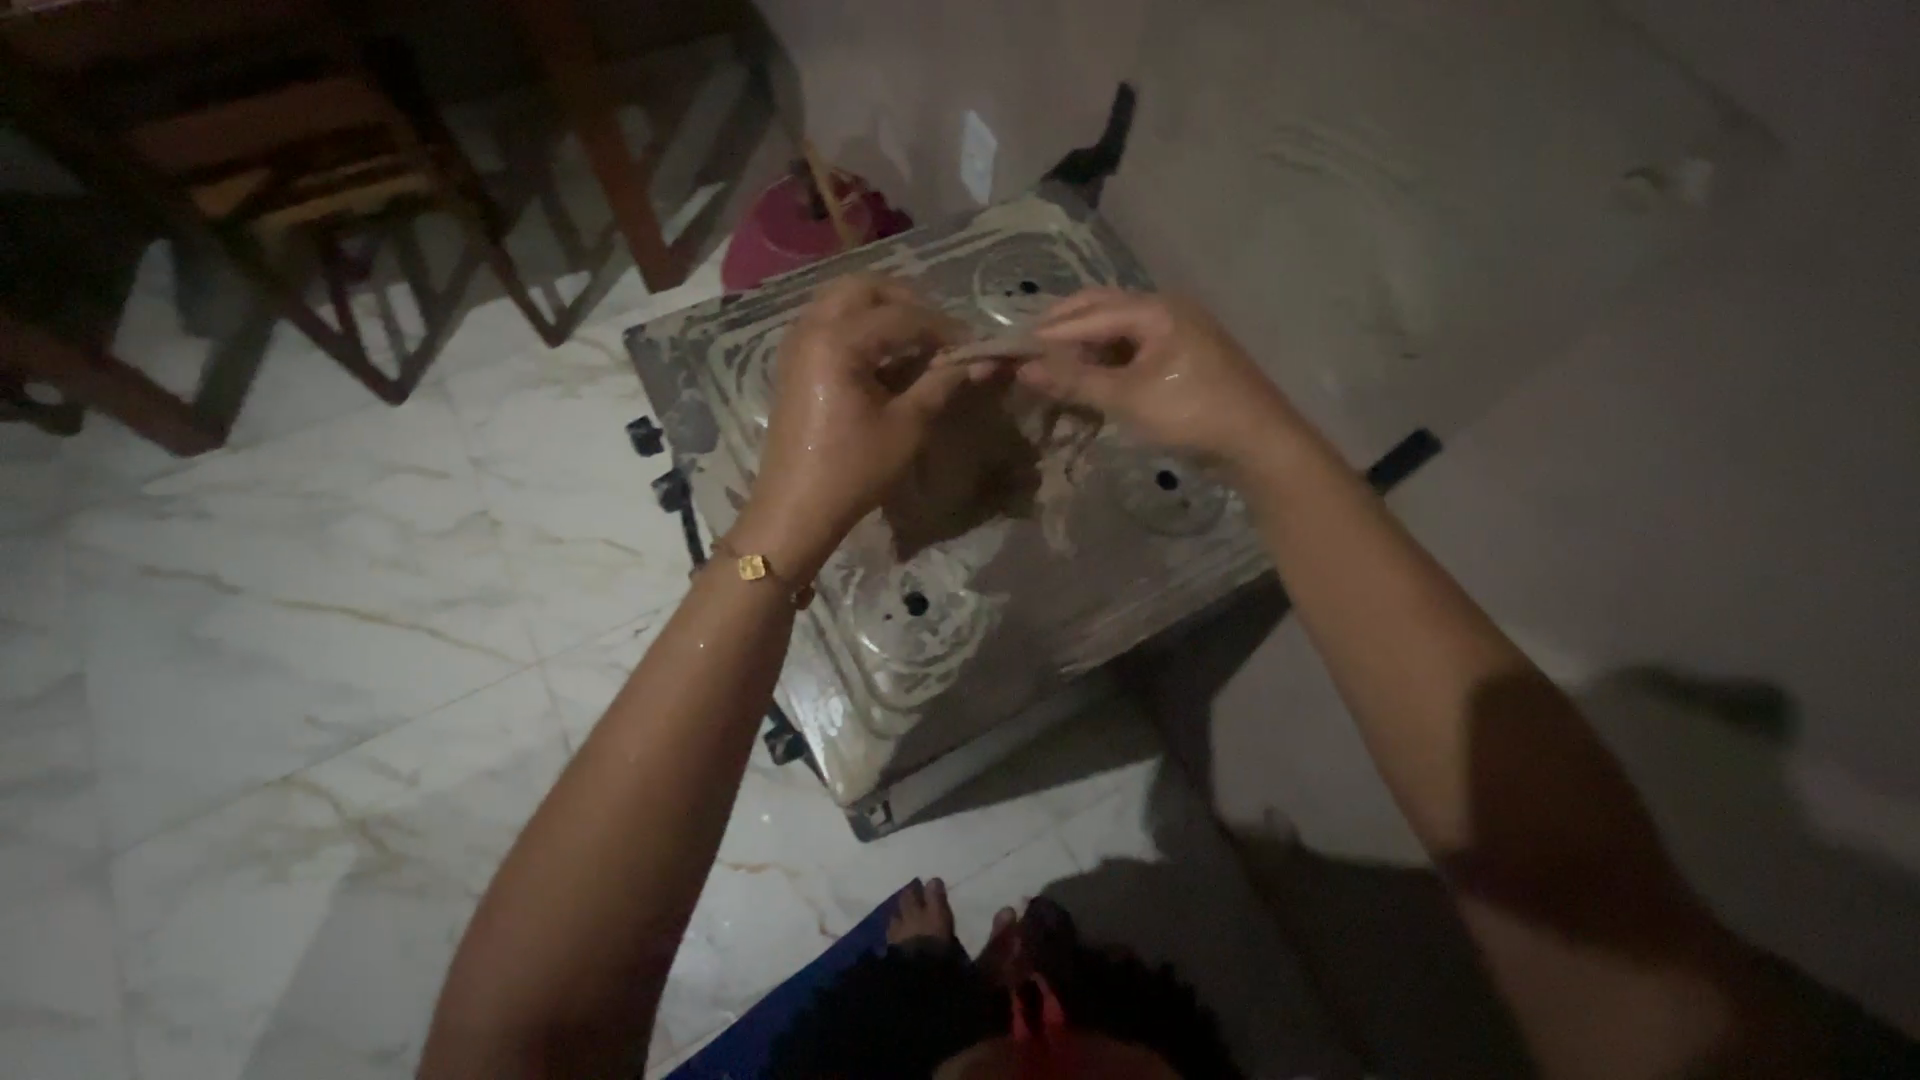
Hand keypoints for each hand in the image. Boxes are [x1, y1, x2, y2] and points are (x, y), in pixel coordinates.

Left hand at [733, 275, 970, 576]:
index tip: (973, 346)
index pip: (902, 315)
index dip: (943, 328)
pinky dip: (859, 326)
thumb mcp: (906, 427)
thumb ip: (941, 384)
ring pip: (843, 300)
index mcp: (838, 340)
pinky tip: (884, 358)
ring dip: (881, 311)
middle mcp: (811, 328)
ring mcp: (797, 343)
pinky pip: (828, 322)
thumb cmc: (853, 471)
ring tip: (915, 344)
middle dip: (907, 303)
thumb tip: (981, 361)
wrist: (796, 509)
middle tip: (938, 334)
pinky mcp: (793, 362)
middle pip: (865, 287)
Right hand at [1019, 289, 1302, 464]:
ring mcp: (1177, 330)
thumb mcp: (1127, 398)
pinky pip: (1133, 346)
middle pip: (1101, 309)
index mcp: (1154, 309)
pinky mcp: (1183, 355)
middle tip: (1027, 352)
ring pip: (1117, 328)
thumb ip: (1075, 381)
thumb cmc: (1191, 413)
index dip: (1047, 332)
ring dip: (1083, 344)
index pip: (1086, 313)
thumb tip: (1025, 369)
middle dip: (1062, 329)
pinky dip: (1106, 358)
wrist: (1259, 442)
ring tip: (1052, 366)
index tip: (1010, 349)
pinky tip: (1088, 376)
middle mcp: (1166, 308)